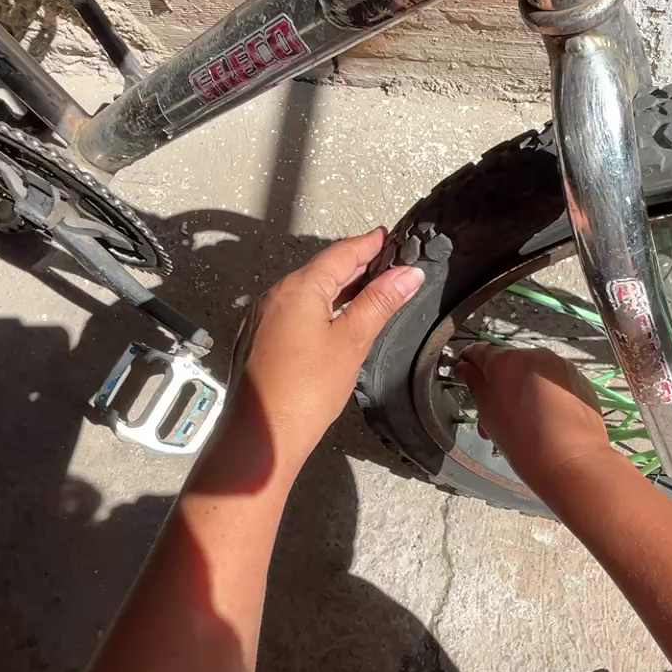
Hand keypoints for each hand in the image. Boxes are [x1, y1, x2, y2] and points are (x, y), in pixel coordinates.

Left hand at [214, 228, 423, 481]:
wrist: (263, 435)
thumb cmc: (309, 388)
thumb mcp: (352, 341)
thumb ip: (379, 303)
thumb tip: (409, 273)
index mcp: (299, 288)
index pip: (341, 253)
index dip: (368, 244)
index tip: (389, 236)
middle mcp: (276, 294)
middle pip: (323, 269)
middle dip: (355, 263)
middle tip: (387, 260)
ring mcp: (265, 316)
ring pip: (308, 289)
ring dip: (339, 285)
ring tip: (370, 286)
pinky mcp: (262, 338)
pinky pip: (296, 308)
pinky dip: (322, 304)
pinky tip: (337, 317)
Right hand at [454, 345, 618, 493]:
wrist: (573, 461)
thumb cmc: (523, 440)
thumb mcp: (488, 414)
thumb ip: (475, 385)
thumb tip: (467, 369)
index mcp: (505, 361)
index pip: (480, 351)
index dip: (469, 361)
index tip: (465, 371)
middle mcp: (534, 355)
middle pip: (509, 363)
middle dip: (499, 383)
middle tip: (493, 413)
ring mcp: (560, 365)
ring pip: (533, 372)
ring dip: (523, 388)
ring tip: (522, 421)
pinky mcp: (579, 379)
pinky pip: (554, 381)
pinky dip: (546, 394)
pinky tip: (546, 419)